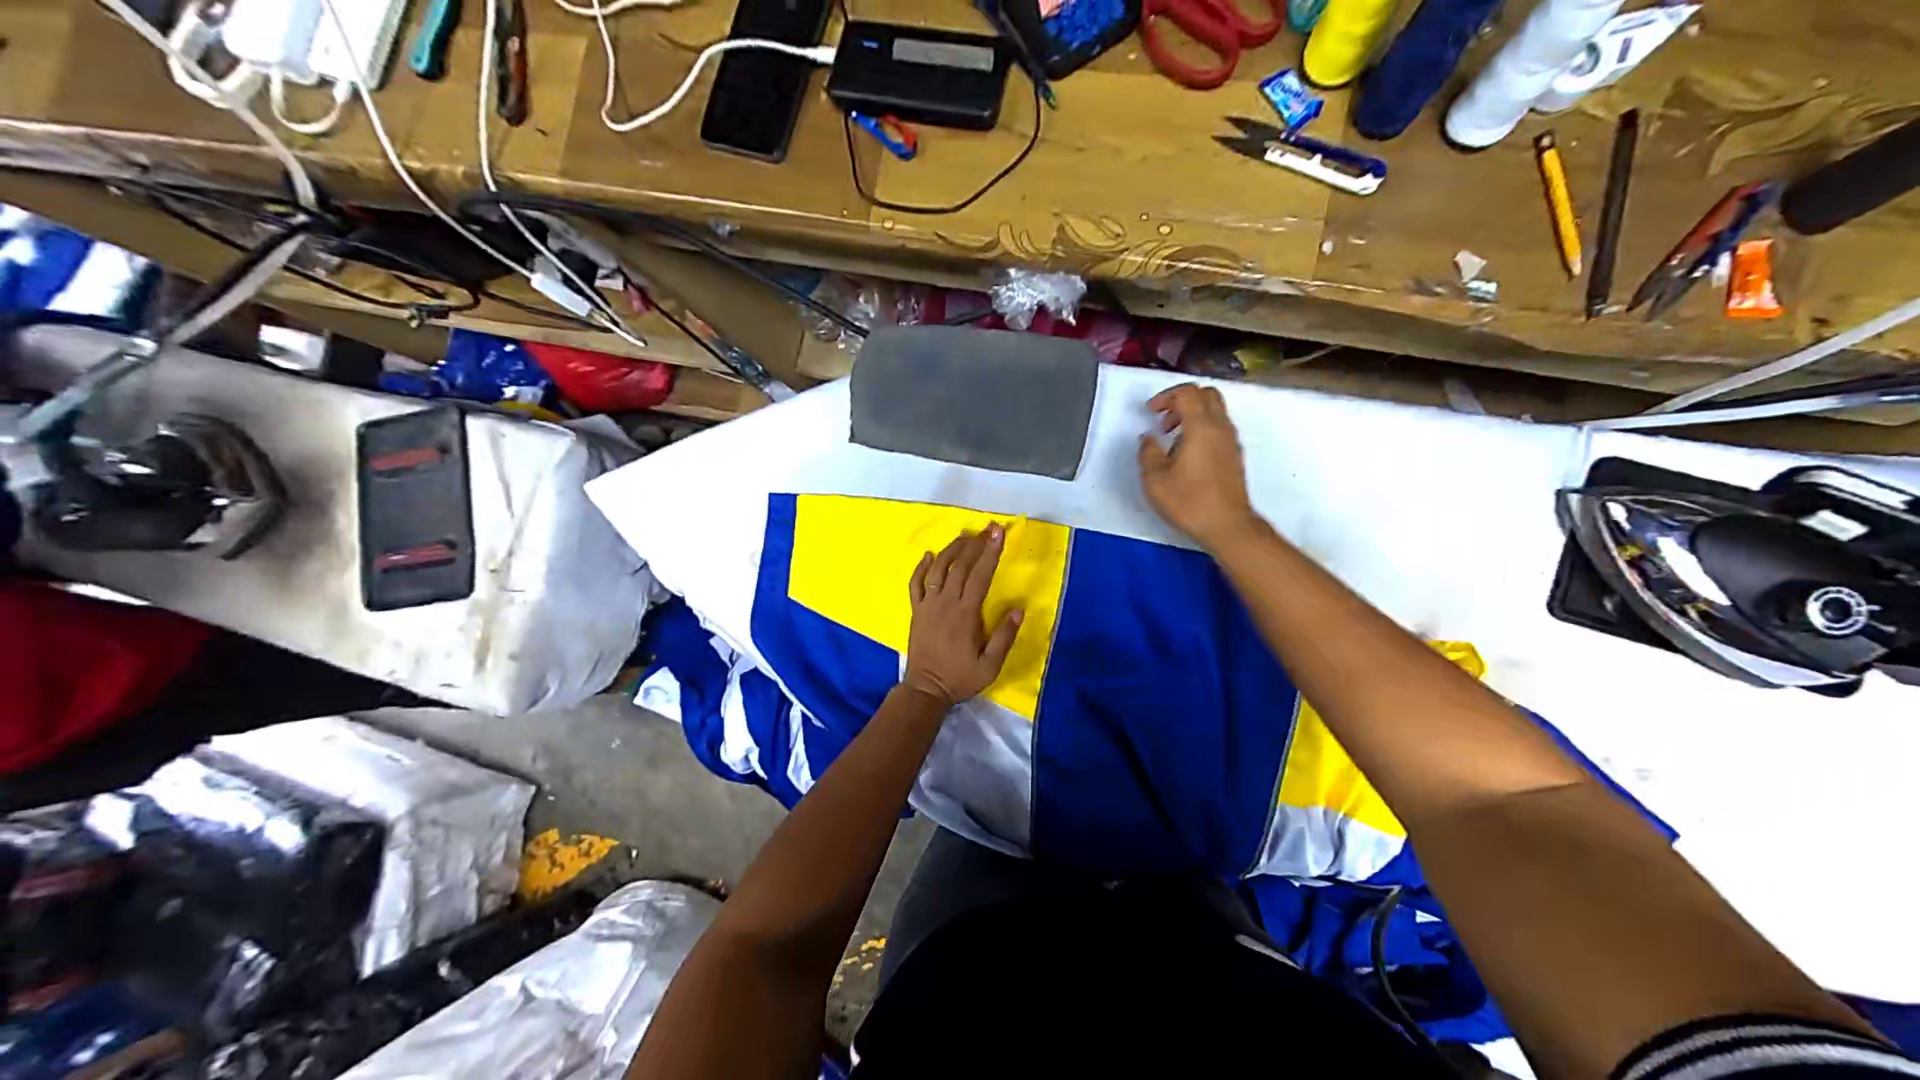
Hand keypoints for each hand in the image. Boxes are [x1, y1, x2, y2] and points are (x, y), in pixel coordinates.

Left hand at [903, 524, 1022, 707]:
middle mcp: (945, 603)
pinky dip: (922, 567)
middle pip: (960, 566)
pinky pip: (916, 583)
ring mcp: (928, 605)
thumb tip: (1018, 609)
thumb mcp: (990, 665)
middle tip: (989, 528)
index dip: (991, 552)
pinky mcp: (916, 611)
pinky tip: (930, 554)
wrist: (926, 689)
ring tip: (966, 536)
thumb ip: (1004, 636)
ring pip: (938, 569)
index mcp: (966, 614)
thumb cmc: (960, 678)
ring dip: (952, 549)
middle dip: (976, 544)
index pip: (980, 575)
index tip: (999, 533)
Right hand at [1138, 383, 1259, 550]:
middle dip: (1182, 400)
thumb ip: (1148, 452)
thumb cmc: (1189, 502)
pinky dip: (1202, 429)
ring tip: (1173, 440)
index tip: (1151, 412)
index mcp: (1201, 427)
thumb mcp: (1155, 479)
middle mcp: (1220, 428)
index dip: (1165, 396)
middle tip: (1164, 419)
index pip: (1187, 392)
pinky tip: (1187, 454)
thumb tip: (1149, 438)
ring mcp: (1231, 441)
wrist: (1228, 526)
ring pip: (1215, 411)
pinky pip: (1219, 428)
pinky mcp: (1235, 455)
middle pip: (1206, 394)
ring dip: (1192, 416)